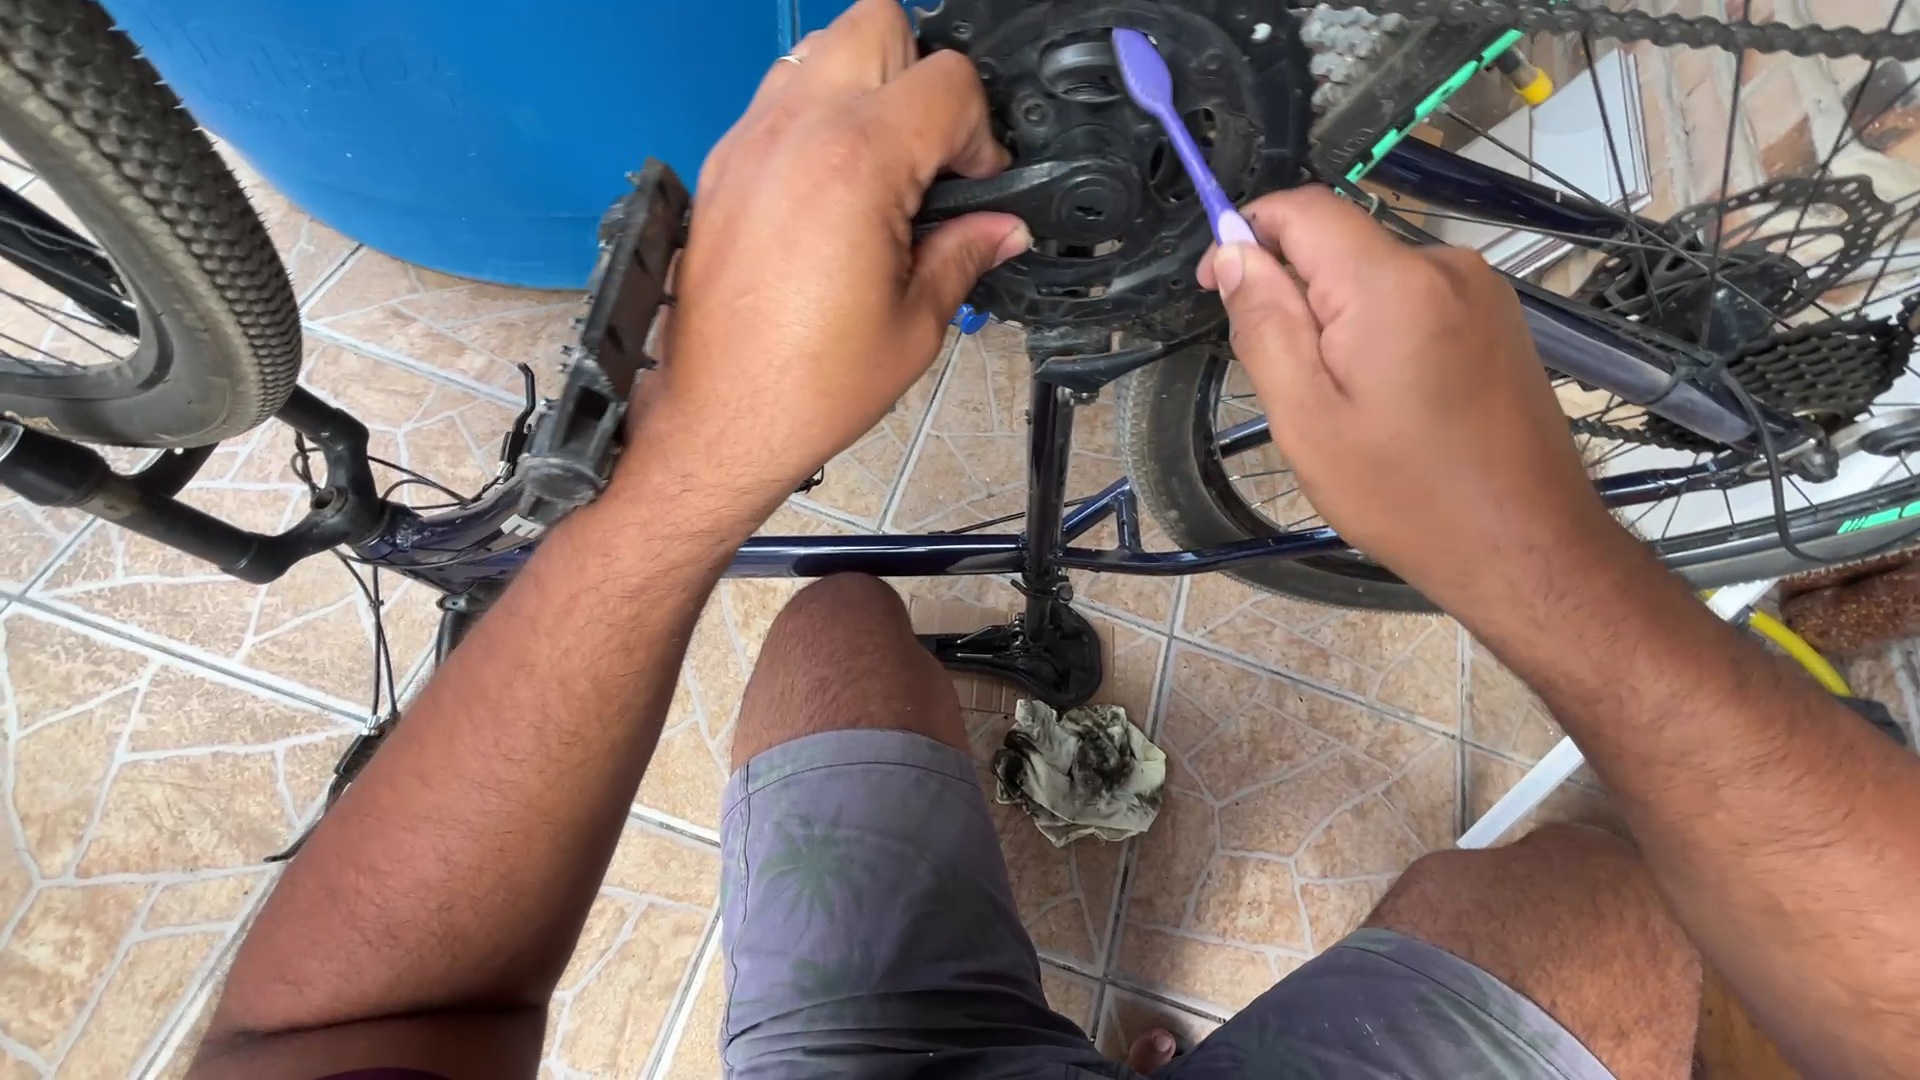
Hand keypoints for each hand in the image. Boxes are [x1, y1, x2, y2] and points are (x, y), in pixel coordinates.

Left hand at [627, 0, 1028, 512]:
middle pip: (879, 23)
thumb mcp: (914, 327)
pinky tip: (834, 195)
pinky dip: (817, 122)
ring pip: (821, 49)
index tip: (979, 186)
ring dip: (866, 90)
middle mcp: (795, 132)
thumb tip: (1002, 231)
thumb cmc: (807, 387)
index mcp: (856, 164)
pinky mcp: (722, 169)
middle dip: (922, 78)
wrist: (723, 420)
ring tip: (884, 173)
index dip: (981, 135)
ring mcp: (749, 144)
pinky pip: (778, 101)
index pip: (948, 82)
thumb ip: (963, 257)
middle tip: (934, 158)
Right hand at [1197, 186, 1627, 610]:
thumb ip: (1264, 325)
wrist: (1520, 543)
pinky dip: (1371, 331)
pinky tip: (1378, 398)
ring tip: (1334, 401)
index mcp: (1390, 285)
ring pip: (1370, 276)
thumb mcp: (1306, 417)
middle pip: (1337, 245)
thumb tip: (1232, 256)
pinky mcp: (1494, 319)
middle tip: (1282, 379)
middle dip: (1289, 292)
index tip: (1215, 288)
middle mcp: (1444, 266)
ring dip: (1331, 318)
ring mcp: (1479, 291)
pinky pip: (1409, 301)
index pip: (1303, 210)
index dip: (1245, 233)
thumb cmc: (1402, 492)